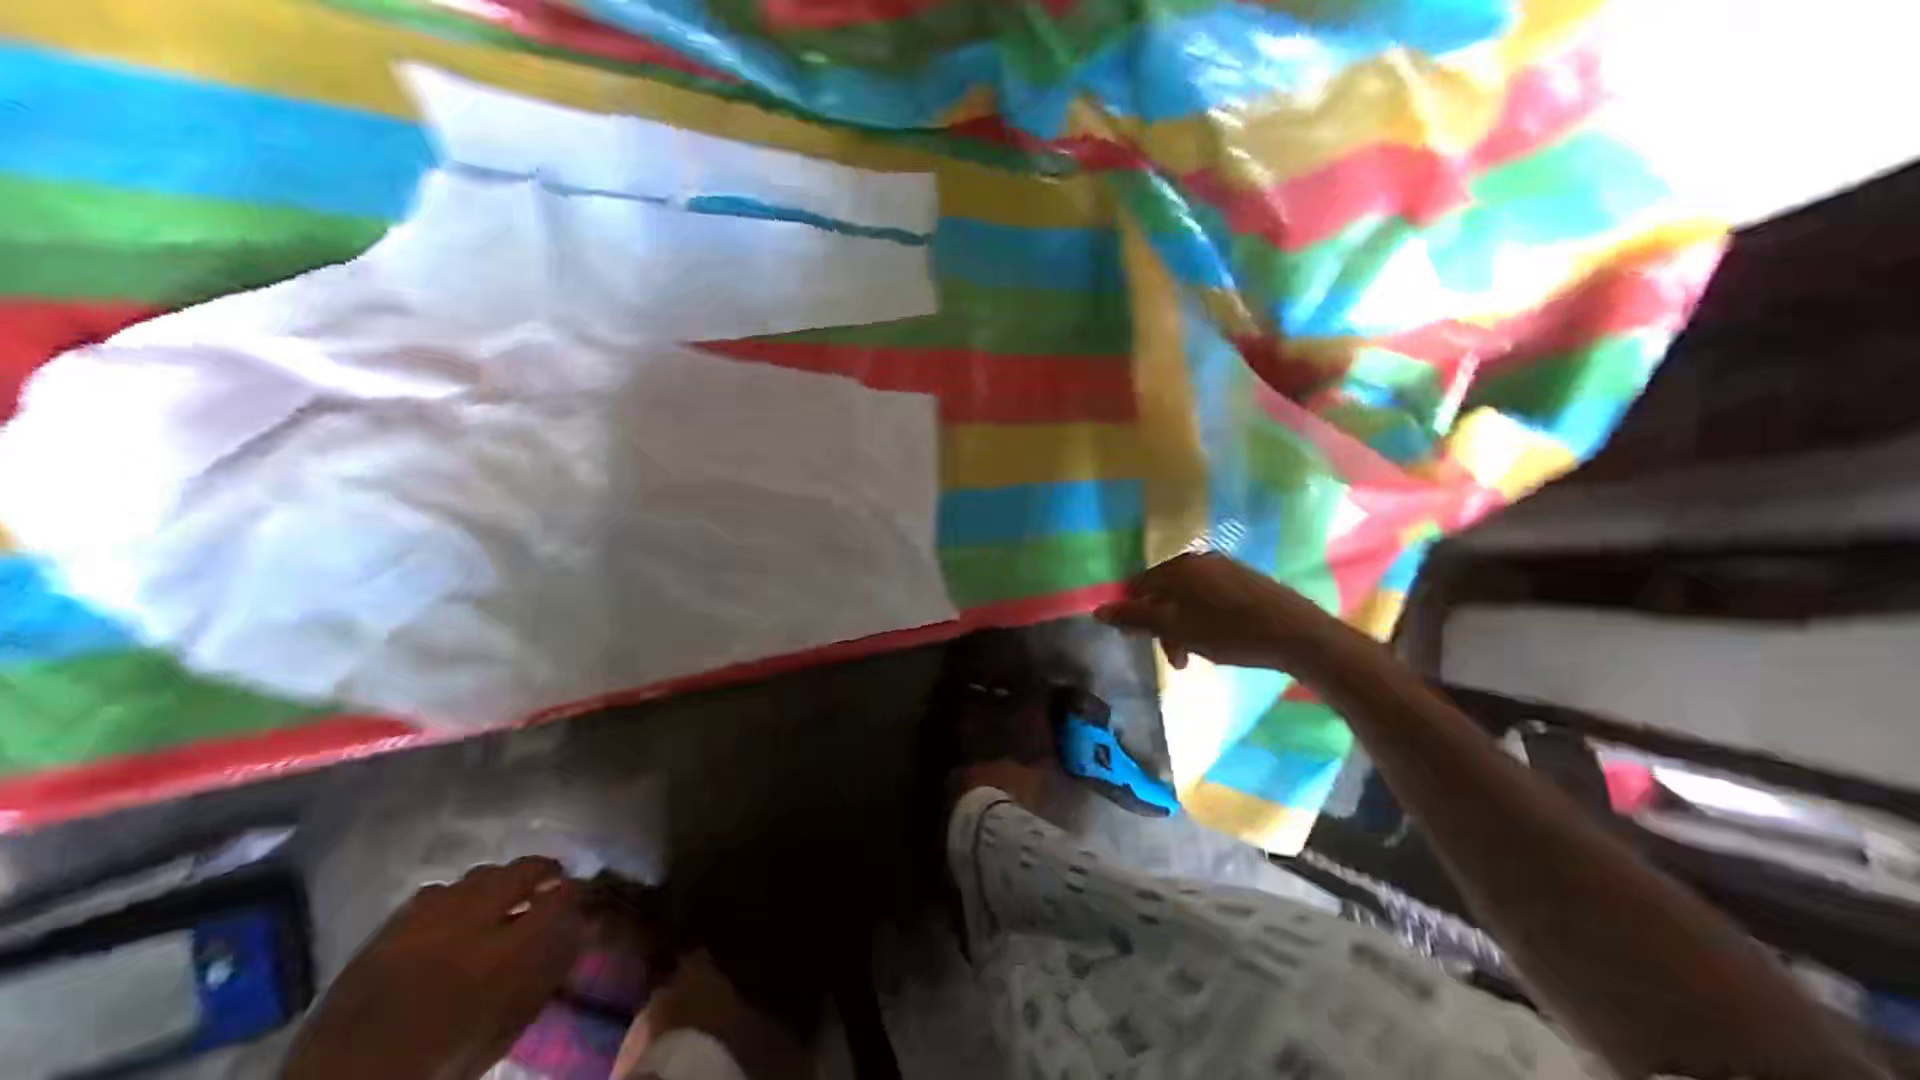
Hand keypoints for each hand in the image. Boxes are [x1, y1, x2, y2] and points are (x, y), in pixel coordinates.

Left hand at [285, 857, 583, 1079]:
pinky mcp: (389, 926)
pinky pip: (438, 891)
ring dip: (499, 880)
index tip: (578, 893)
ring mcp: (426, 919)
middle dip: (542, 869)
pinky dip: (457, 894)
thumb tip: (574, 931)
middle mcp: (469, 923)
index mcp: (505, 955)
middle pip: (519, 872)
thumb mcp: (505, 1028)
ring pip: (478, 876)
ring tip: (505, 893)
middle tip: (551, 878)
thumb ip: (544, 974)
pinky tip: (457, 911)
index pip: (559, 900)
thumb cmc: (440, 1060)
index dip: (574, 892)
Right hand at [1096, 552, 1348, 671]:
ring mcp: (1226, 568)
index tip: (1142, 643)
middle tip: (1174, 659)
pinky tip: (1218, 642)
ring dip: (1183, 627)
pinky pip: (1211, 598)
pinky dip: (1204, 620)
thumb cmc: (1229, 632)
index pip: (1139, 586)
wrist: (1297, 634)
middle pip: (1164, 593)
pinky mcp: (1247, 581)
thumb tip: (1098, 610)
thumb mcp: (1176, 629)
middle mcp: (1200, 560)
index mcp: (1179, 567)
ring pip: (1188, 598)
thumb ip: (1135, 619)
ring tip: (1195, 657)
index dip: (1134, 615)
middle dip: (1163, 627)